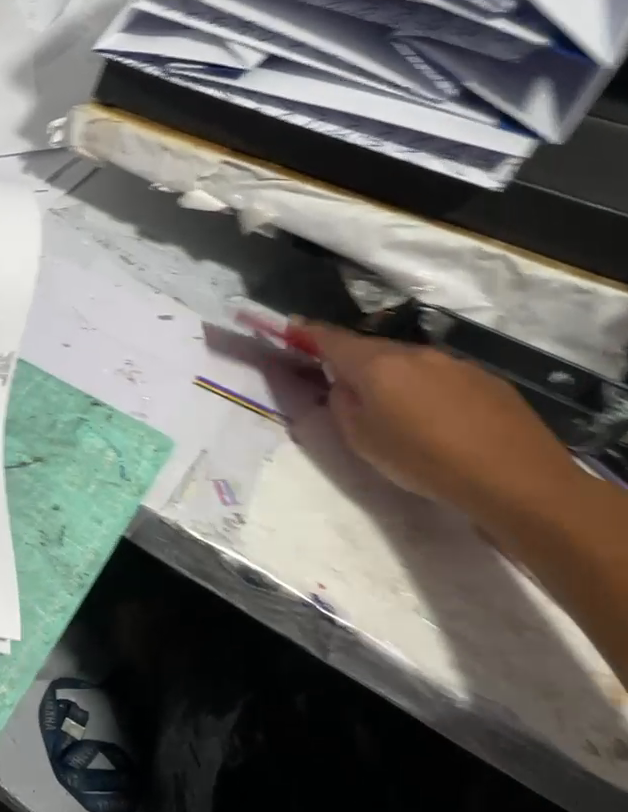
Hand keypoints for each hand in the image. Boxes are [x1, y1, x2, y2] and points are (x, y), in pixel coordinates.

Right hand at [295, 321, 570, 507]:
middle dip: (354, 362)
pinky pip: (442, 376)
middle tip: (347, 388)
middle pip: (372, 349)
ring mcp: (456, 364)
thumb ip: (342, 403)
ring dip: (395, 377)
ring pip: (409, 362)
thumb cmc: (424, 460)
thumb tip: (345, 385)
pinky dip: (429, 388)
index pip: (331, 338)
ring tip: (398, 409)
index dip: (309, 333)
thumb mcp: (360, 439)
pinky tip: (440, 418)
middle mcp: (414, 354)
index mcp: (375, 365)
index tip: (292, 330)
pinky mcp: (488, 380)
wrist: (519, 481)